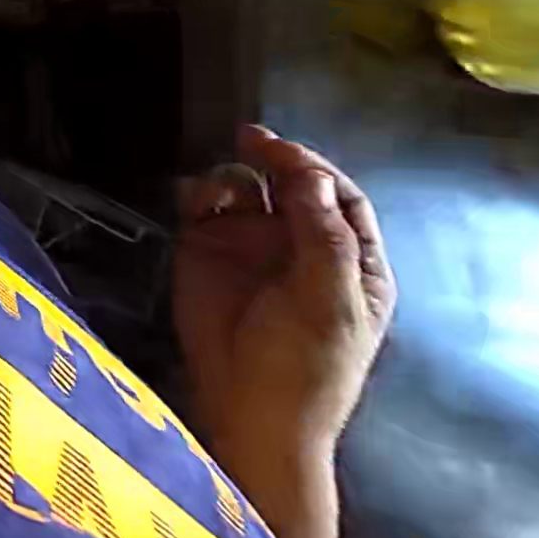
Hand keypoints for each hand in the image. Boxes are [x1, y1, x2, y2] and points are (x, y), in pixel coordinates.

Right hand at [173, 126, 394, 537]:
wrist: (245, 400)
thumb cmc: (304, 359)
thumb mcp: (326, 302)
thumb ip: (323, 239)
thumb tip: (310, 176)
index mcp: (346, 257)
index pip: (339, 197)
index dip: (314, 169)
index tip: (282, 149)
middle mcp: (296, 241)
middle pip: (289, 185)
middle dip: (272, 159)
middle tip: (248, 137)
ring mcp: (248, 242)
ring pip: (242, 189)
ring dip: (231, 179)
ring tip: (216, 194)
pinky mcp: (204, 245)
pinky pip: (200, 205)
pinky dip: (195, 193)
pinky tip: (191, 199)